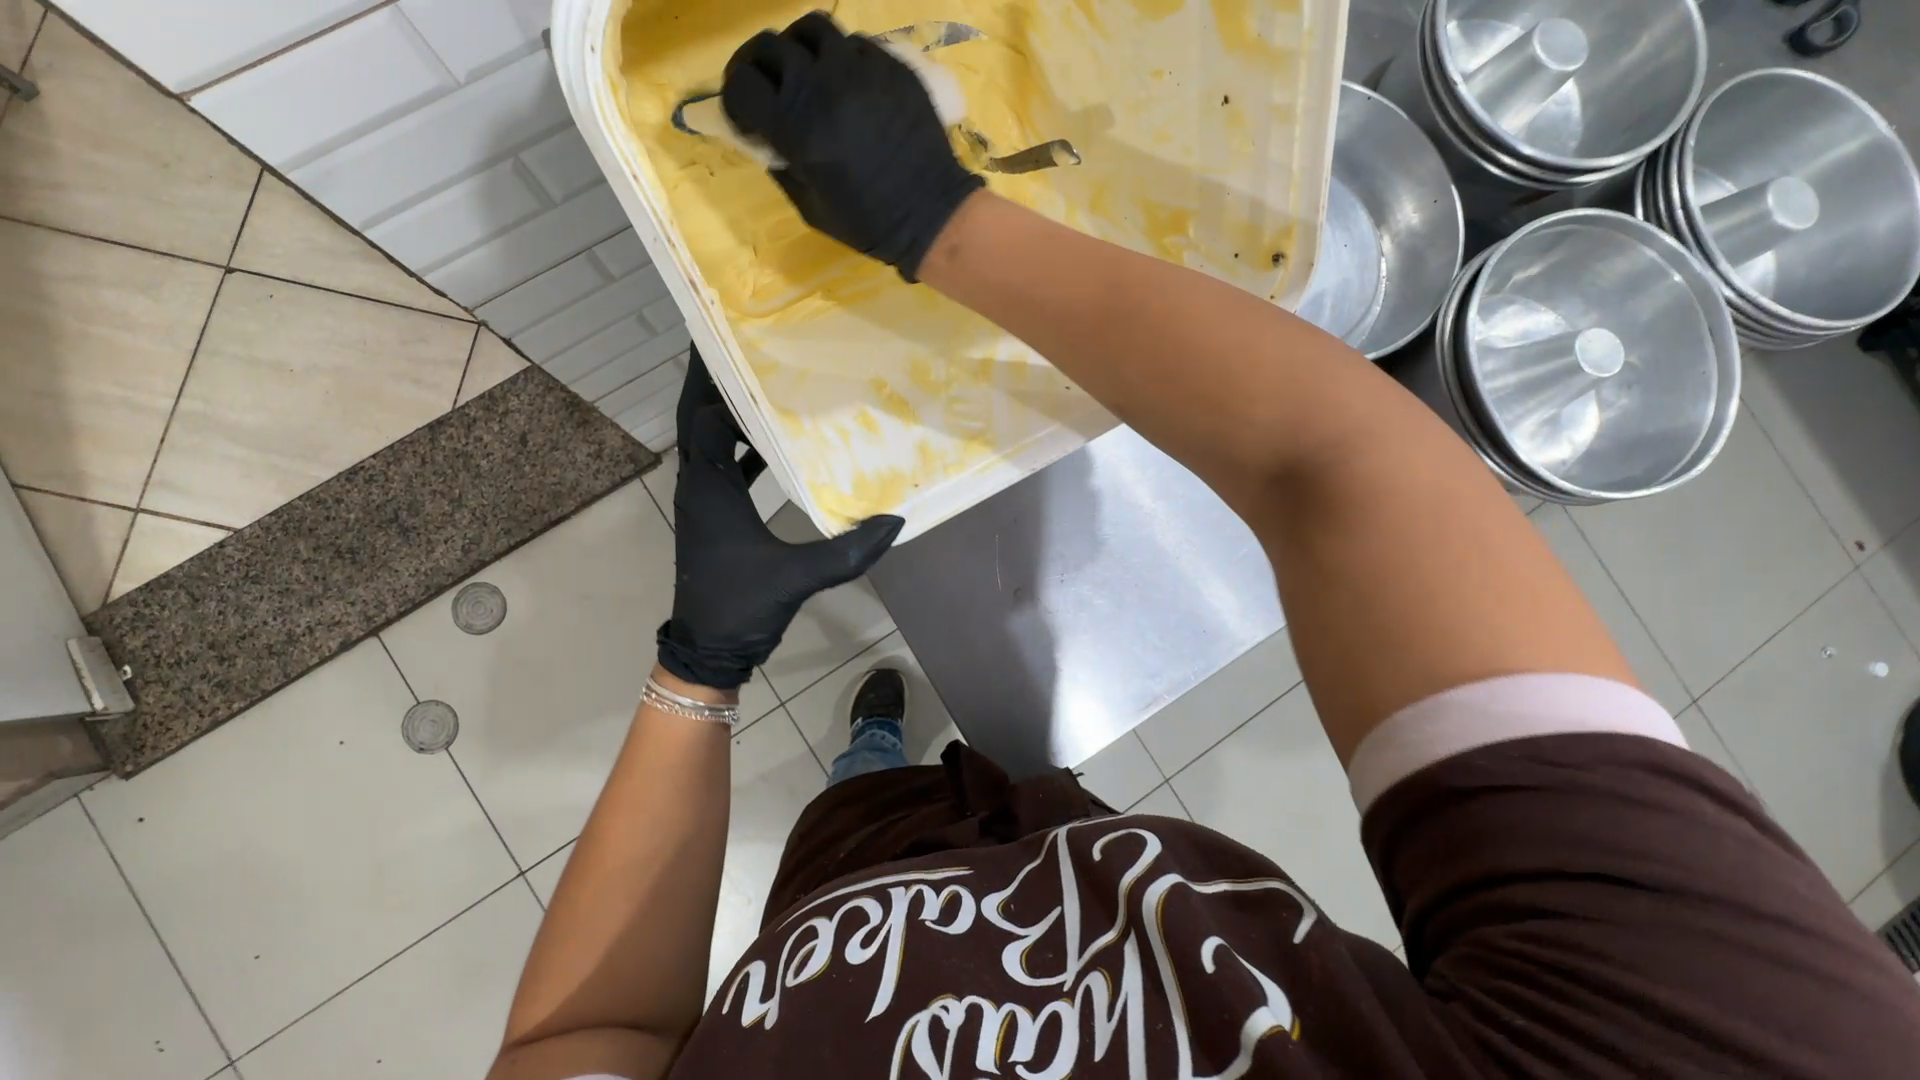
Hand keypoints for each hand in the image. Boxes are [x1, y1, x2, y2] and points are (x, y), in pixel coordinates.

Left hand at [656, 349, 904, 690]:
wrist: (708, 648)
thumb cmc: (741, 606)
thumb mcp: (797, 576)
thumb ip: (848, 550)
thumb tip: (897, 521)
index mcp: (709, 488)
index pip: (708, 416)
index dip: (722, 379)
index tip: (743, 340)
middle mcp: (699, 484)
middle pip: (697, 416)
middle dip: (710, 377)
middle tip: (733, 334)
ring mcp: (704, 499)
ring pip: (709, 438)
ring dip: (726, 407)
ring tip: (757, 373)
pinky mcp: (714, 514)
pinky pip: (723, 463)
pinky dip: (741, 443)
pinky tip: (772, 436)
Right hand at [721, 11, 985, 281]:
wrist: (931, 214)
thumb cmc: (868, 222)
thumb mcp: (809, 205)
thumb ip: (779, 163)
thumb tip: (764, 134)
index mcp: (796, 129)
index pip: (741, 85)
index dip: (734, 99)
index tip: (745, 114)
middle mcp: (822, 88)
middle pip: (769, 46)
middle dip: (758, 66)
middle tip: (766, 86)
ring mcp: (859, 70)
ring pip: (811, 28)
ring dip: (799, 48)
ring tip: (805, 72)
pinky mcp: (890, 66)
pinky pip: (852, 42)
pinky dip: (839, 57)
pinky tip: (845, 83)